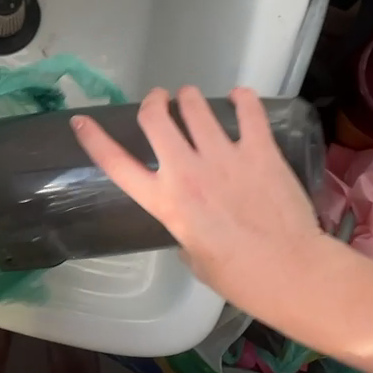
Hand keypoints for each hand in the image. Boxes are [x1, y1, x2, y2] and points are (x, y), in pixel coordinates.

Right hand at [71, 86, 329, 303]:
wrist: (290, 272)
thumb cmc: (237, 276)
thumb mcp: (191, 256)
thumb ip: (182, 228)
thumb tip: (188, 220)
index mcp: (164, 202)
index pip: (116, 163)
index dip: (94, 138)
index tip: (82, 120)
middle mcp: (186, 172)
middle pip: (155, 118)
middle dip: (154, 101)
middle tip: (159, 99)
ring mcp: (223, 157)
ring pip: (195, 107)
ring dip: (189, 98)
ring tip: (192, 99)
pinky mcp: (259, 151)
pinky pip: (247, 112)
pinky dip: (242, 99)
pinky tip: (240, 96)